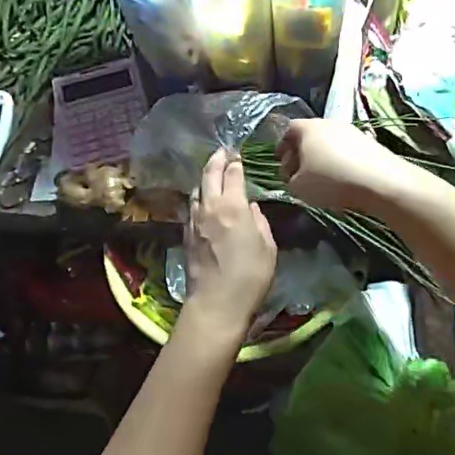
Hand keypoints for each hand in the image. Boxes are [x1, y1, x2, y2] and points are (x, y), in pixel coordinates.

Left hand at [181, 148, 275, 329]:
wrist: (216, 302)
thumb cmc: (250, 276)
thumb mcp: (268, 247)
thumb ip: (259, 221)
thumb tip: (250, 207)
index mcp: (233, 206)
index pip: (232, 174)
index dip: (235, 162)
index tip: (238, 155)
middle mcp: (210, 207)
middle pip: (208, 175)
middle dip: (215, 160)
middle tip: (222, 152)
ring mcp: (194, 221)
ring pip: (196, 191)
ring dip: (204, 179)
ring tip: (212, 175)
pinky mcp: (186, 236)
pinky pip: (191, 208)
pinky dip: (198, 199)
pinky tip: (203, 202)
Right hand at [277, 119, 427, 212]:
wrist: (379, 181)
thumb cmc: (330, 180)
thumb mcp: (298, 187)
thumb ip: (290, 180)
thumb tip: (295, 177)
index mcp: (308, 128)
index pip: (288, 130)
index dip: (282, 147)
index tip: (281, 162)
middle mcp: (329, 123)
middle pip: (309, 136)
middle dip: (301, 154)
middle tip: (297, 174)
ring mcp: (351, 131)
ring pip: (328, 144)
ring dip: (321, 159)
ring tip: (320, 180)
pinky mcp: (369, 143)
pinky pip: (345, 151)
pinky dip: (339, 163)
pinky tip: (341, 181)